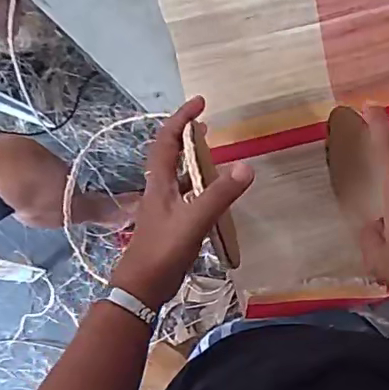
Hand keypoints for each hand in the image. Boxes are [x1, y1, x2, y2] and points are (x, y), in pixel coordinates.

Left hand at [108, 97, 253, 308]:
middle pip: (170, 154)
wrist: (141, 286)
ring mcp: (164, 208)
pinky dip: (200, 189)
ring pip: (178, 177)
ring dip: (193, 162)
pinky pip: (186, 197)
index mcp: (159, 182)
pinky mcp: (170, 225)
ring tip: (214, 157)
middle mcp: (159, 190)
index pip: (167, 140)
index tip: (200, 103)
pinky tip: (213, 197)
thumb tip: (246, 166)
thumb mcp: (195, 219)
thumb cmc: (163, 250)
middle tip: (207, 126)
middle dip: (187, 136)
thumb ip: (220, 194)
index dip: (181, 119)